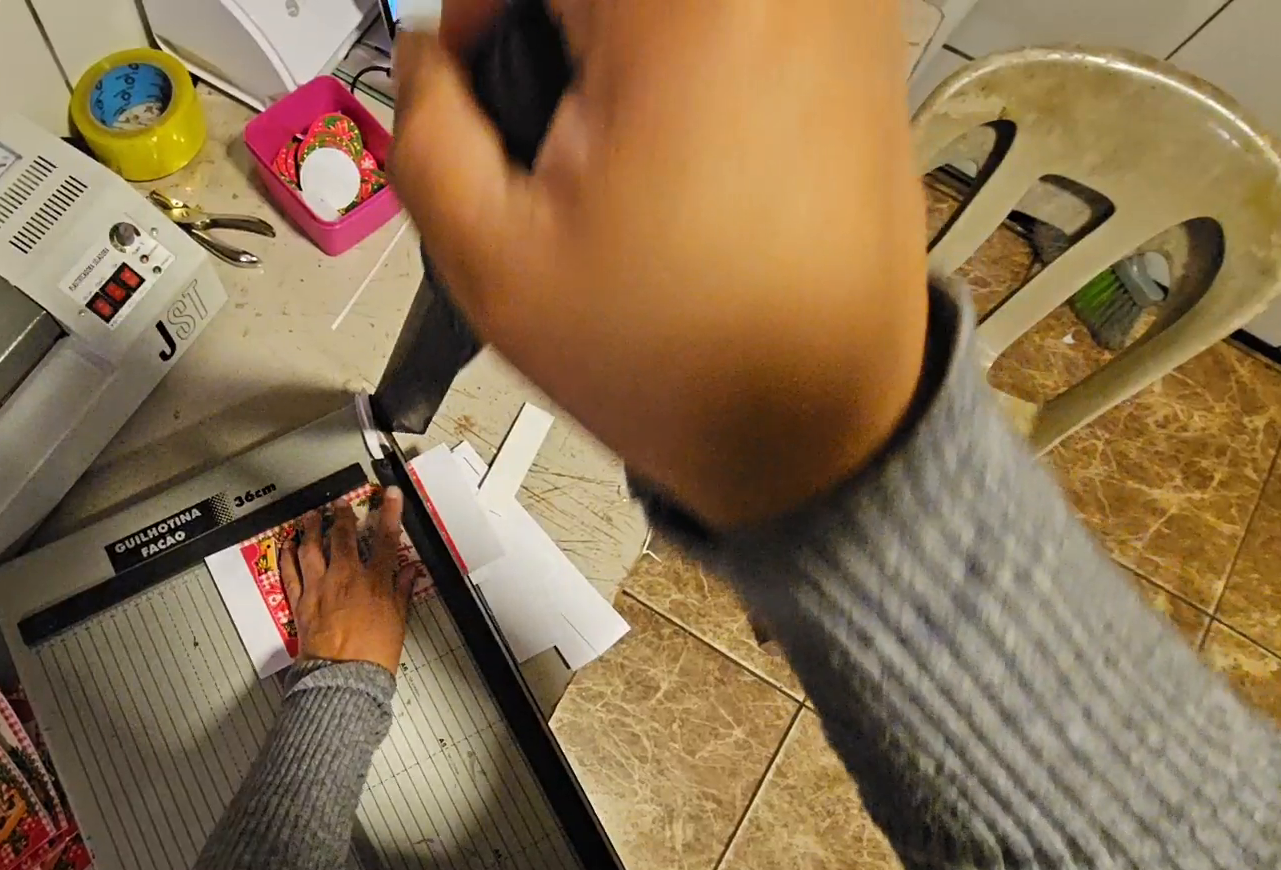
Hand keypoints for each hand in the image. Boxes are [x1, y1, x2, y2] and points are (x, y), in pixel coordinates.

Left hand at [282, 489, 422, 673]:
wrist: (343, 678)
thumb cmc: (373, 655)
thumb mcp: (398, 622)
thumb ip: (402, 592)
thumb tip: (411, 572)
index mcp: (374, 583)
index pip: (385, 539)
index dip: (389, 513)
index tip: (390, 495)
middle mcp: (345, 578)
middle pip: (342, 537)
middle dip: (342, 515)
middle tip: (341, 502)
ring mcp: (320, 587)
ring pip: (312, 548)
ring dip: (311, 528)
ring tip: (310, 515)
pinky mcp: (301, 601)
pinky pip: (290, 572)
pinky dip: (288, 556)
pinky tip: (288, 545)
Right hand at [390, 0, 928, 527]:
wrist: (803, 418)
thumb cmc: (672, 361)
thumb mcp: (495, 263)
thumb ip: (425, 136)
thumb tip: (426, 63)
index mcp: (683, 10)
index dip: (480, 8)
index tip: (473, 79)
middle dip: (548, 43)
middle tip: (541, 137)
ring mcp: (835, 5)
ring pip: (662, 8)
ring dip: (608, 59)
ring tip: (612, 166)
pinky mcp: (854, 47)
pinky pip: (728, 20)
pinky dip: (675, 72)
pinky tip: (671, 166)